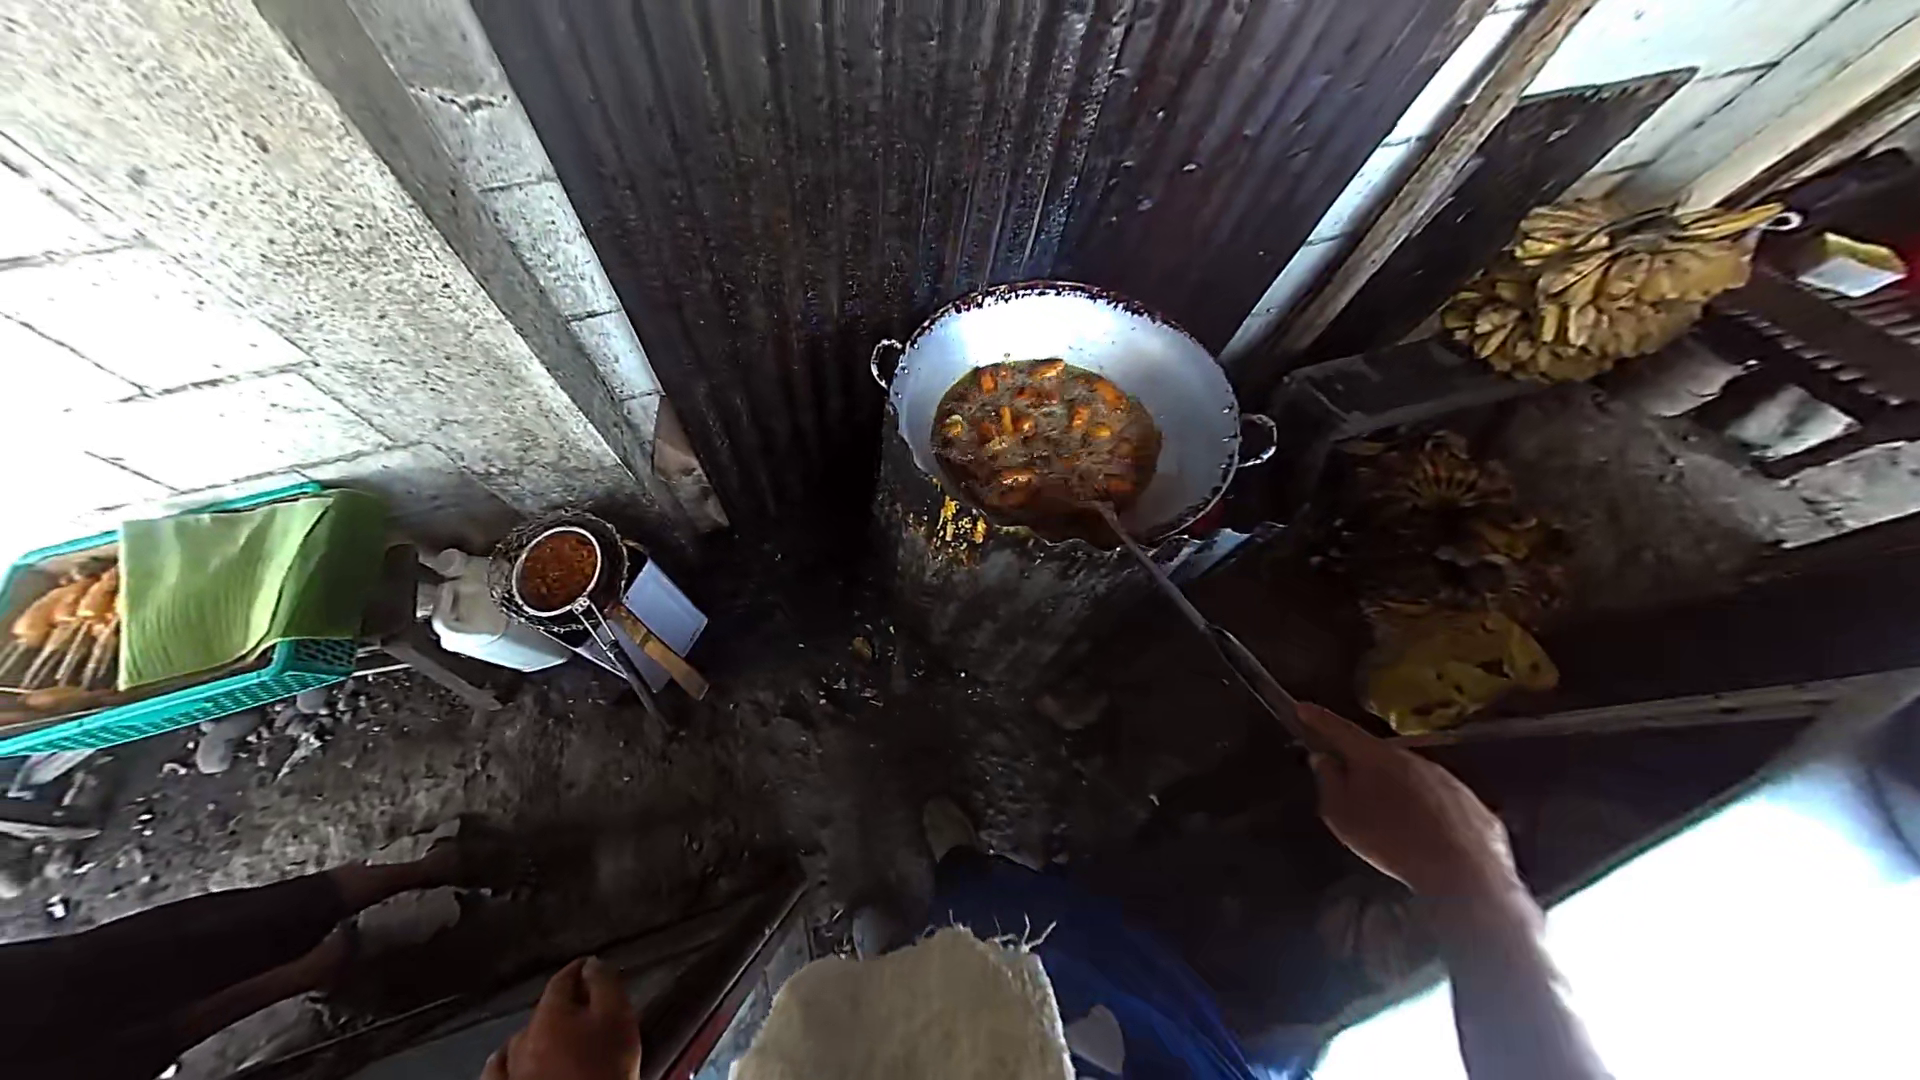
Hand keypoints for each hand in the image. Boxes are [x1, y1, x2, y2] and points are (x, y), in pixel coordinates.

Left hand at [483, 957, 640, 1079]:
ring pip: (518, 1040)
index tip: (593, 965)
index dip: (579, 969)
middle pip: (542, 1009)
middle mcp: (521, 1041)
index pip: (561, 980)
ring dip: (537, 1030)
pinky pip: (496, 1074)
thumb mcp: (618, 1015)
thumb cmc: (605, 1065)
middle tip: (587, 1003)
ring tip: (556, 1031)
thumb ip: (605, 983)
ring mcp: (509, 1074)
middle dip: (563, 1002)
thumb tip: (591, 964)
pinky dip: (503, 1062)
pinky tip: (509, 1062)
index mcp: (549, 1017)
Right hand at [1299, 703, 1520, 900]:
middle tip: (1351, 787)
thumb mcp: (1340, 813)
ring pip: (1413, 778)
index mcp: (1375, 756)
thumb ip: (1327, 781)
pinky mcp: (1476, 807)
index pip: (1339, 728)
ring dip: (1398, 790)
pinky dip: (1429, 812)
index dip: (1318, 718)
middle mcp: (1413, 759)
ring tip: (1392, 822)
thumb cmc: (1390, 841)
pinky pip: (1443, 802)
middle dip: (1362, 764)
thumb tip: (1325, 759)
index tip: (1302, 709)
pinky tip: (1427, 838)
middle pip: (1378, 755)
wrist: (1466, 879)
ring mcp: (1449, 781)